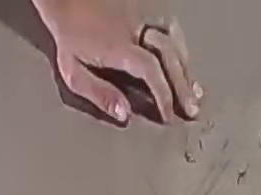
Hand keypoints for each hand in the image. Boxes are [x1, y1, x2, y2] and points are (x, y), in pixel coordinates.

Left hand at [31, 0, 200, 123]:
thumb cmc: (67, 32)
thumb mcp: (73, 70)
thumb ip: (99, 94)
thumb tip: (125, 115)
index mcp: (118, 45)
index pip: (151, 72)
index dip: (163, 96)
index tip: (169, 116)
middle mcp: (135, 26)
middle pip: (170, 57)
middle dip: (183, 87)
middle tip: (193, 110)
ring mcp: (142, 10)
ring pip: (174, 40)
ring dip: (185, 68)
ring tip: (194, 90)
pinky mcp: (145, 2)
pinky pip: (170, 23)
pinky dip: (181, 45)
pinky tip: (184, 61)